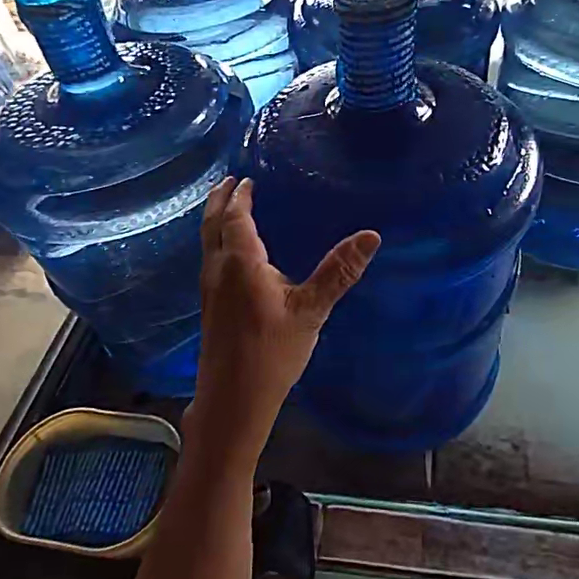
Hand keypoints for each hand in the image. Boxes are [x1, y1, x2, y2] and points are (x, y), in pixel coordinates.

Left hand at [187, 177, 379, 456]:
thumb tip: (371, 235)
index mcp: (240, 264)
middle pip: (212, 225)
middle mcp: (218, 271)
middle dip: (220, 201)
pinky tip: (232, 252)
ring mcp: (210, 290)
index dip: (241, 197)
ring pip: (207, 243)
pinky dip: (217, 240)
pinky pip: (210, 259)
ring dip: (215, 219)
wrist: (233, 400)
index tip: (248, 179)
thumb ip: (339, 272)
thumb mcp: (312, 310)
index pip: (236, 218)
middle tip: (230, 182)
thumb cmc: (272, 353)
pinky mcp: (211, 307)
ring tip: (228, 207)